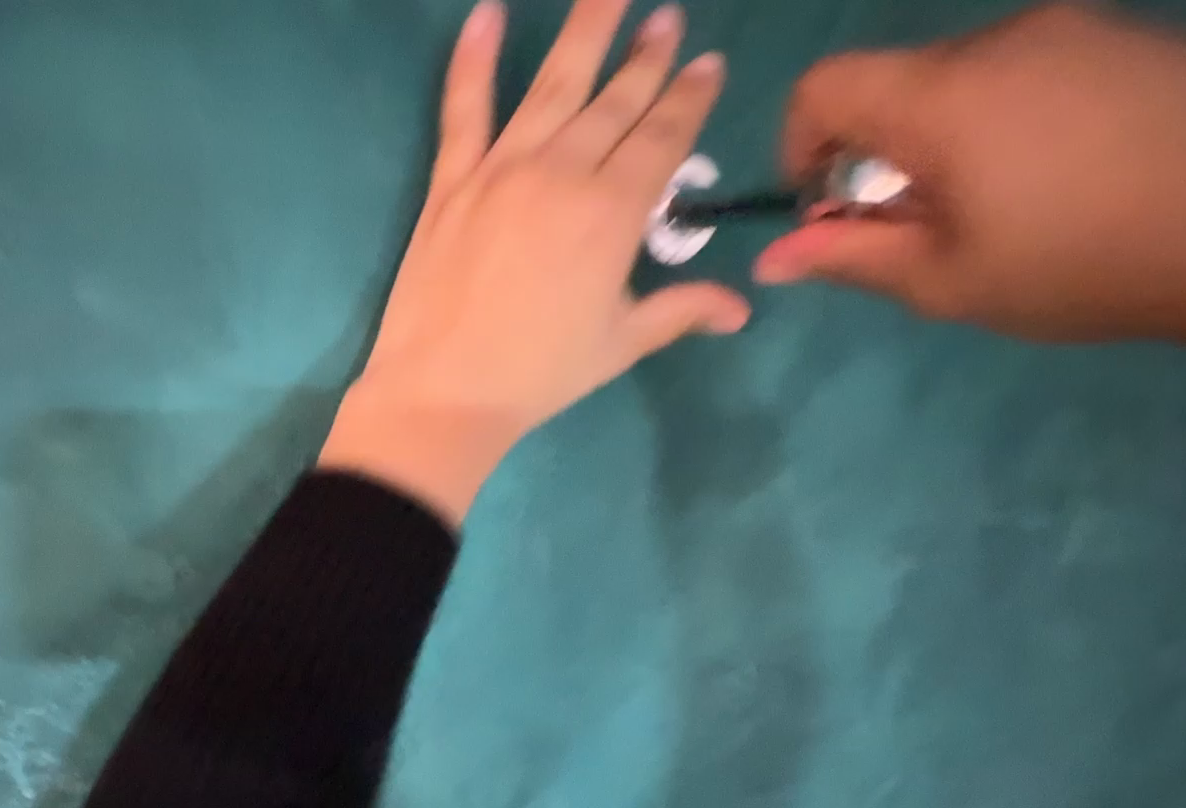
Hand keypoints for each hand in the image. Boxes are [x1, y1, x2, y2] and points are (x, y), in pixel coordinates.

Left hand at [319, 0, 748, 525]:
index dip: (689, 99)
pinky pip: (462, 111)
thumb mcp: (619, 344)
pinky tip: (484, 15)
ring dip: (585, 31)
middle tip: (667, 19)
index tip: (706, 65)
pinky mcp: (449, 185)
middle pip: (616, 104)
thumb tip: (741, 311)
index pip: (664, 139)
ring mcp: (501, 173)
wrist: (444, 391)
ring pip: (552, 87)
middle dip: (647, 59)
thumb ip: (680, 313)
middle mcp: (563, 174)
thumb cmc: (537, 375)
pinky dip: (472, 62)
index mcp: (614, 213)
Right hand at [755, 4, 1185, 353]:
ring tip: (985, 210)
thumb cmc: (1084, 261)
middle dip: (870, 156)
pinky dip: (993, 125)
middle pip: (887, 86)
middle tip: (910, 227)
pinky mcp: (1121, 40)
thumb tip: (771, 257)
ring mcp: (1071, 33)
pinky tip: (1045, 180)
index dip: (800, 144)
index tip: (826, 203)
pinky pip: (1016, 74)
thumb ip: (847, 255)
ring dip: (932, 144)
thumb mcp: (941, 279)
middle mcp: (1001, 43)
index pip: (823, 86)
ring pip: (951, 84)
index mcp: (944, 97)